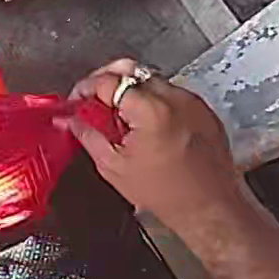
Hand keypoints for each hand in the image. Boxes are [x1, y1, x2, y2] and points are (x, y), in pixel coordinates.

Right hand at [66, 59, 245, 227]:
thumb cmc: (164, 193)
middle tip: (93, 98)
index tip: (78, 99)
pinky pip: (171, 93)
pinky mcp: (204, 110)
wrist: (209, 209)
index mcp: (150, 111)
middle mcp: (175, 99)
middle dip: (107, 80)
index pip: (109, 81)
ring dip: (130, 90)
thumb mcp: (113, 166)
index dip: (86, 87)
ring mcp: (192, 102)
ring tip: (120, 116)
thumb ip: (88, 136)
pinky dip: (153, 100)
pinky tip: (144, 124)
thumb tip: (69, 120)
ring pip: (151, 79)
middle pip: (131, 70)